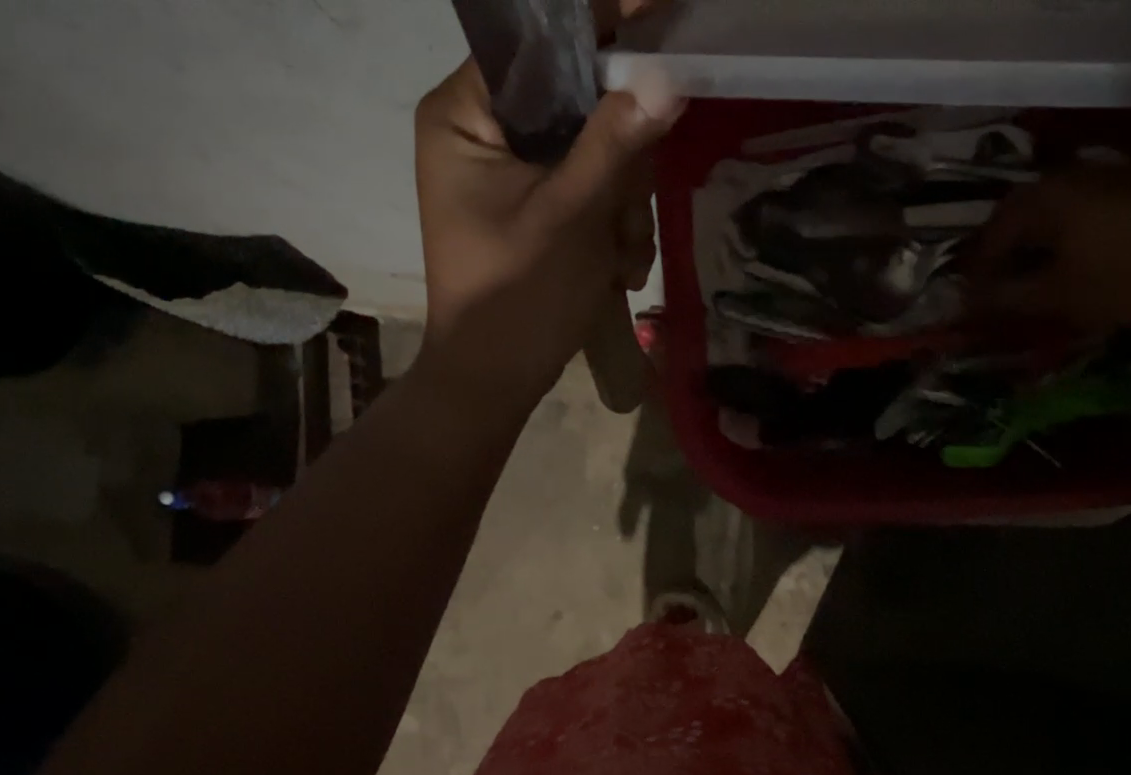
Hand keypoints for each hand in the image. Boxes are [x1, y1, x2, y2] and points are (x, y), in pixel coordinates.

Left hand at [413, 59, 681, 410]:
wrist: (494, 381)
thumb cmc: (517, 297)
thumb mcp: (571, 217)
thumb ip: (615, 143)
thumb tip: (665, 77)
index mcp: (464, 114)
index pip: (539, 48)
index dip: (602, 43)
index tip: (660, 37)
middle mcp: (482, 131)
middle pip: (577, 106)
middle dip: (619, 169)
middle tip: (625, 217)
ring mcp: (510, 174)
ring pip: (595, 156)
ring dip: (623, 211)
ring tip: (619, 263)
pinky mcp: (534, 210)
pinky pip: (591, 194)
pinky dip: (612, 232)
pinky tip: (615, 272)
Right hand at [966, 164, 1130, 347]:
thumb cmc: (1126, 283)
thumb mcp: (1057, 297)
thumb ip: (1007, 296)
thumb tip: (968, 300)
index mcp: (1053, 193)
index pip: (1000, 223)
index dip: (982, 259)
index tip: (972, 289)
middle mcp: (1088, 172)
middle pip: (1037, 206)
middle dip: (1017, 243)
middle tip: (1007, 276)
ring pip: (1076, 203)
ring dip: (1056, 235)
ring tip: (1052, 268)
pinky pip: (1112, 206)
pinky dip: (1093, 231)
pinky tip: (1102, 258)